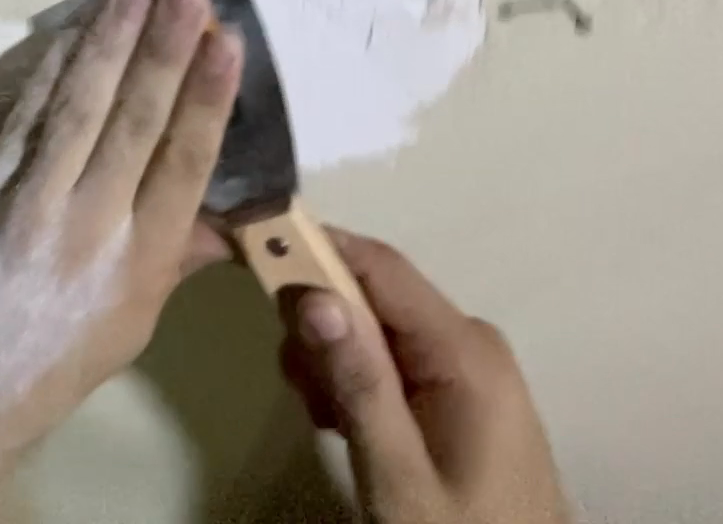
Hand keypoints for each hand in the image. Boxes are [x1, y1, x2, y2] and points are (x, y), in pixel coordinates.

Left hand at [0, 0, 243, 451]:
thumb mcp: (140, 316)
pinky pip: (26, 118)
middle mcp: (93, 223)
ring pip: (78, 109)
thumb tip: (233, 215)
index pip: (184, 163)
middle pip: (133, 123)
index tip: (226, 43)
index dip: (207, 99)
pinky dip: (50, 72)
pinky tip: (71, 34)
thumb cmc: (68, 353)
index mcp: (144, 260)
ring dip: (107, 46)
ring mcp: (33, 200)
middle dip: (162, 53)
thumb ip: (181, 253)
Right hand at [280, 233, 570, 523]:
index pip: (377, 264)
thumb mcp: (398, 474)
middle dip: (318, 324)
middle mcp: (467, 336)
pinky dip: (349, 371)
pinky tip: (344, 419)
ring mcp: (463, 358)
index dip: (314, 247)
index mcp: (463, 350)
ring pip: (366, 319)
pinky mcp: (455, 381)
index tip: (255, 258)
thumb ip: (359, 383)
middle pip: (366, 290)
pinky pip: (383, 347)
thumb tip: (313, 296)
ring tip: (326, 416)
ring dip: (329, 356)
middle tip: (302, 386)